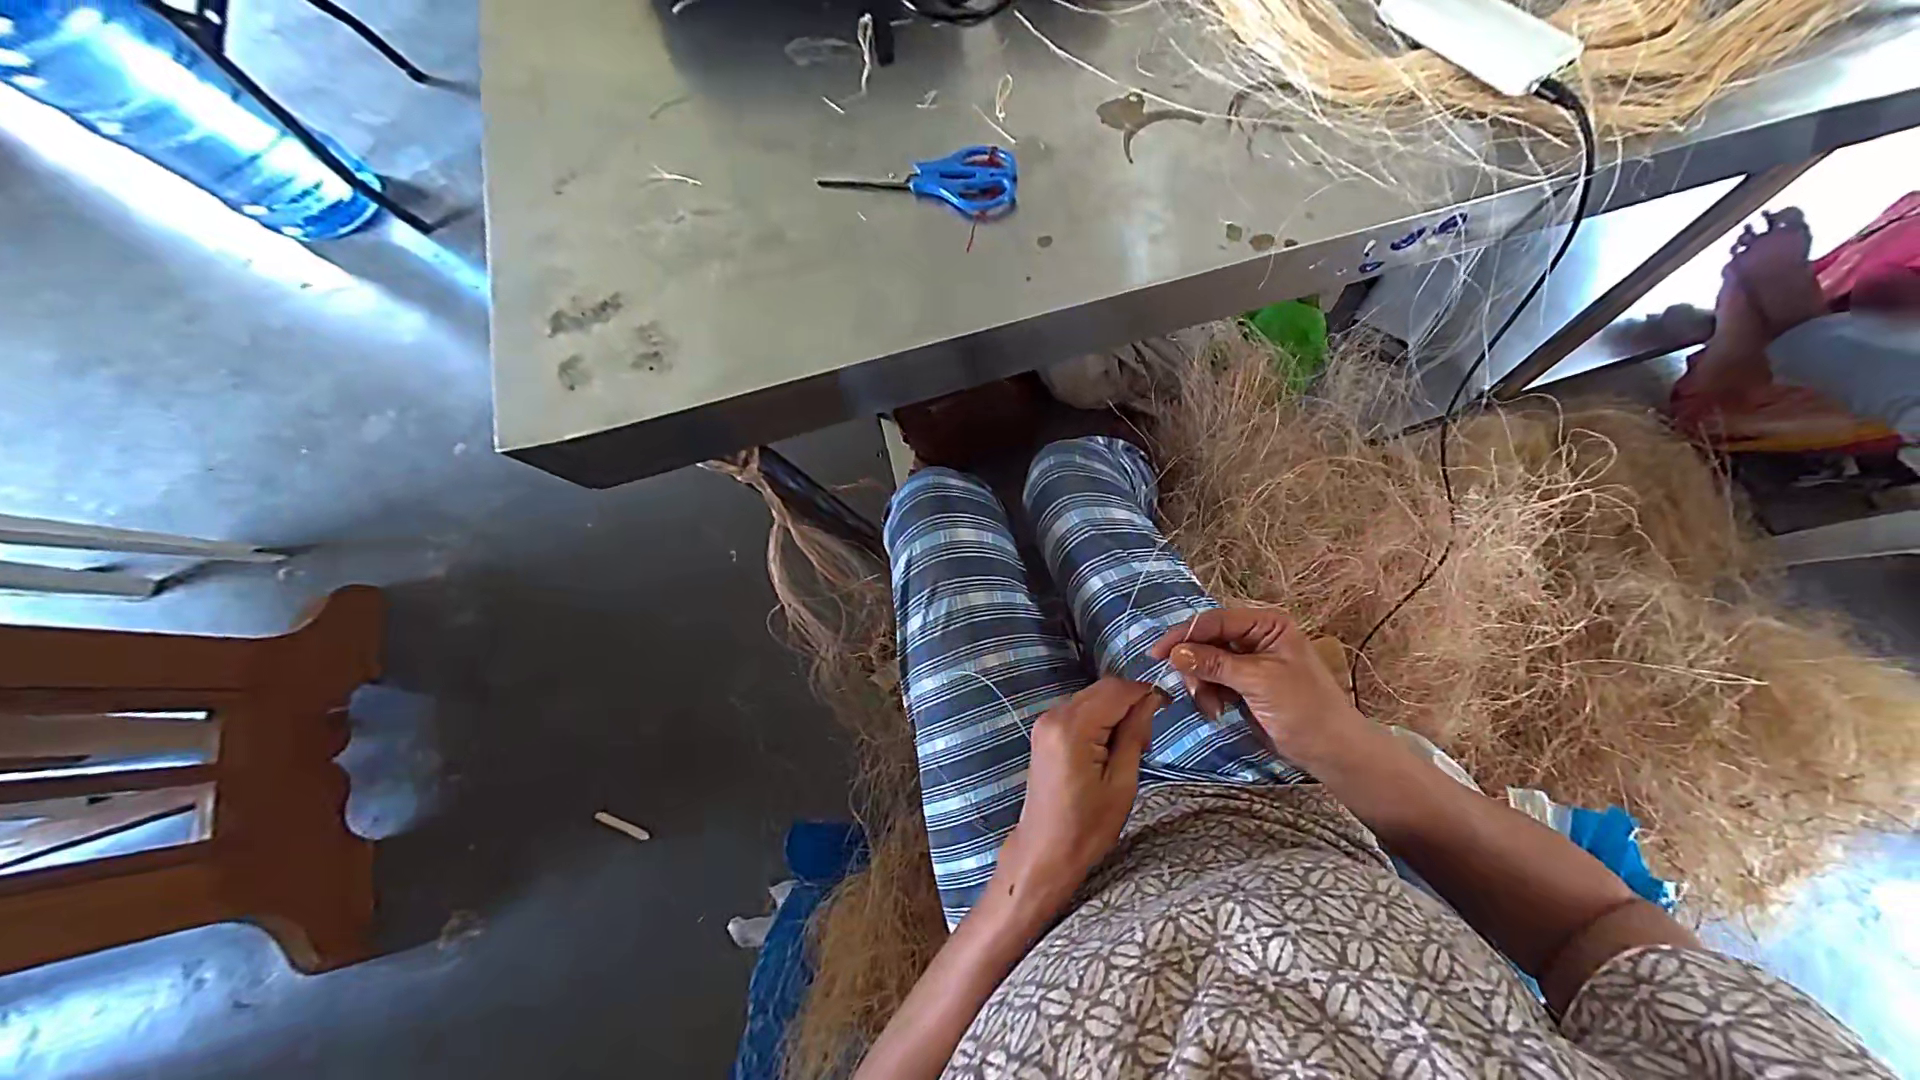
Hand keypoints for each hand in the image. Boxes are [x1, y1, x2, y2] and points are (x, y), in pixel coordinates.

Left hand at [990, 677, 1164, 920]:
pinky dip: (1100, 718)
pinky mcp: (1045, 730)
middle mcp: (1054, 715)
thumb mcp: (1121, 782)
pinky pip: (1079, 710)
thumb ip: (1134, 734)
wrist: (1045, 850)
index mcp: (1072, 728)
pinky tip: (1109, 747)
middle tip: (1146, 740)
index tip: (1168, 706)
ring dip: (1116, 711)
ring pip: (1092, 697)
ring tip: (1129, 748)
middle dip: (1130, 703)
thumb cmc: (1087, 826)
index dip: (1145, 692)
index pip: (1115, 690)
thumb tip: (1151, 699)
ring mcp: (1046, 721)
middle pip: (1102, 689)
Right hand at [1148, 608, 1366, 766]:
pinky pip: (1210, 681)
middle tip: (1192, 690)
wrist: (1331, 752)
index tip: (1158, 653)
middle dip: (1194, 666)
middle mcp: (1255, 637)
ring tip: (1211, 708)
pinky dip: (1207, 695)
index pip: (1215, 621)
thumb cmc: (1304, 709)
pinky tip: (1218, 711)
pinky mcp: (1242, 684)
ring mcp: (1247, 661)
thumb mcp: (1258, 681)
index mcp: (1266, 624)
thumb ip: (1214, 664)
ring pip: (1203, 662)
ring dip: (1201, 685)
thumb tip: (1174, 653)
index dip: (1184, 635)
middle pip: (1205, 641)